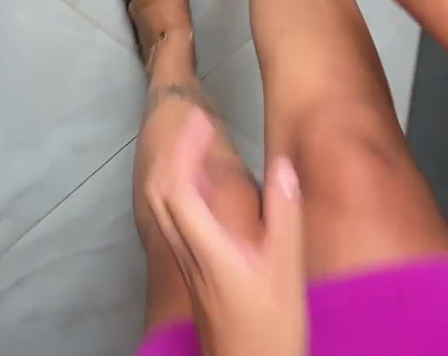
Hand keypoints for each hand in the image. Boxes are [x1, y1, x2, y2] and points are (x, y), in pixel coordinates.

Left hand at [148, 110, 307, 355]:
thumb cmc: (272, 328)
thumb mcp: (286, 270)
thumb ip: (285, 215)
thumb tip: (283, 164)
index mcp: (207, 249)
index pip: (179, 188)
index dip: (185, 149)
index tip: (200, 119)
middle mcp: (188, 255)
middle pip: (160, 195)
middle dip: (172, 152)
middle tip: (193, 124)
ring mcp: (188, 267)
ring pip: (163, 210)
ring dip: (172, 170)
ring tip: (194, 146)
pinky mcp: (195, 276)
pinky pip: (174, 222)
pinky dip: (181, 192)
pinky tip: (205, 190)